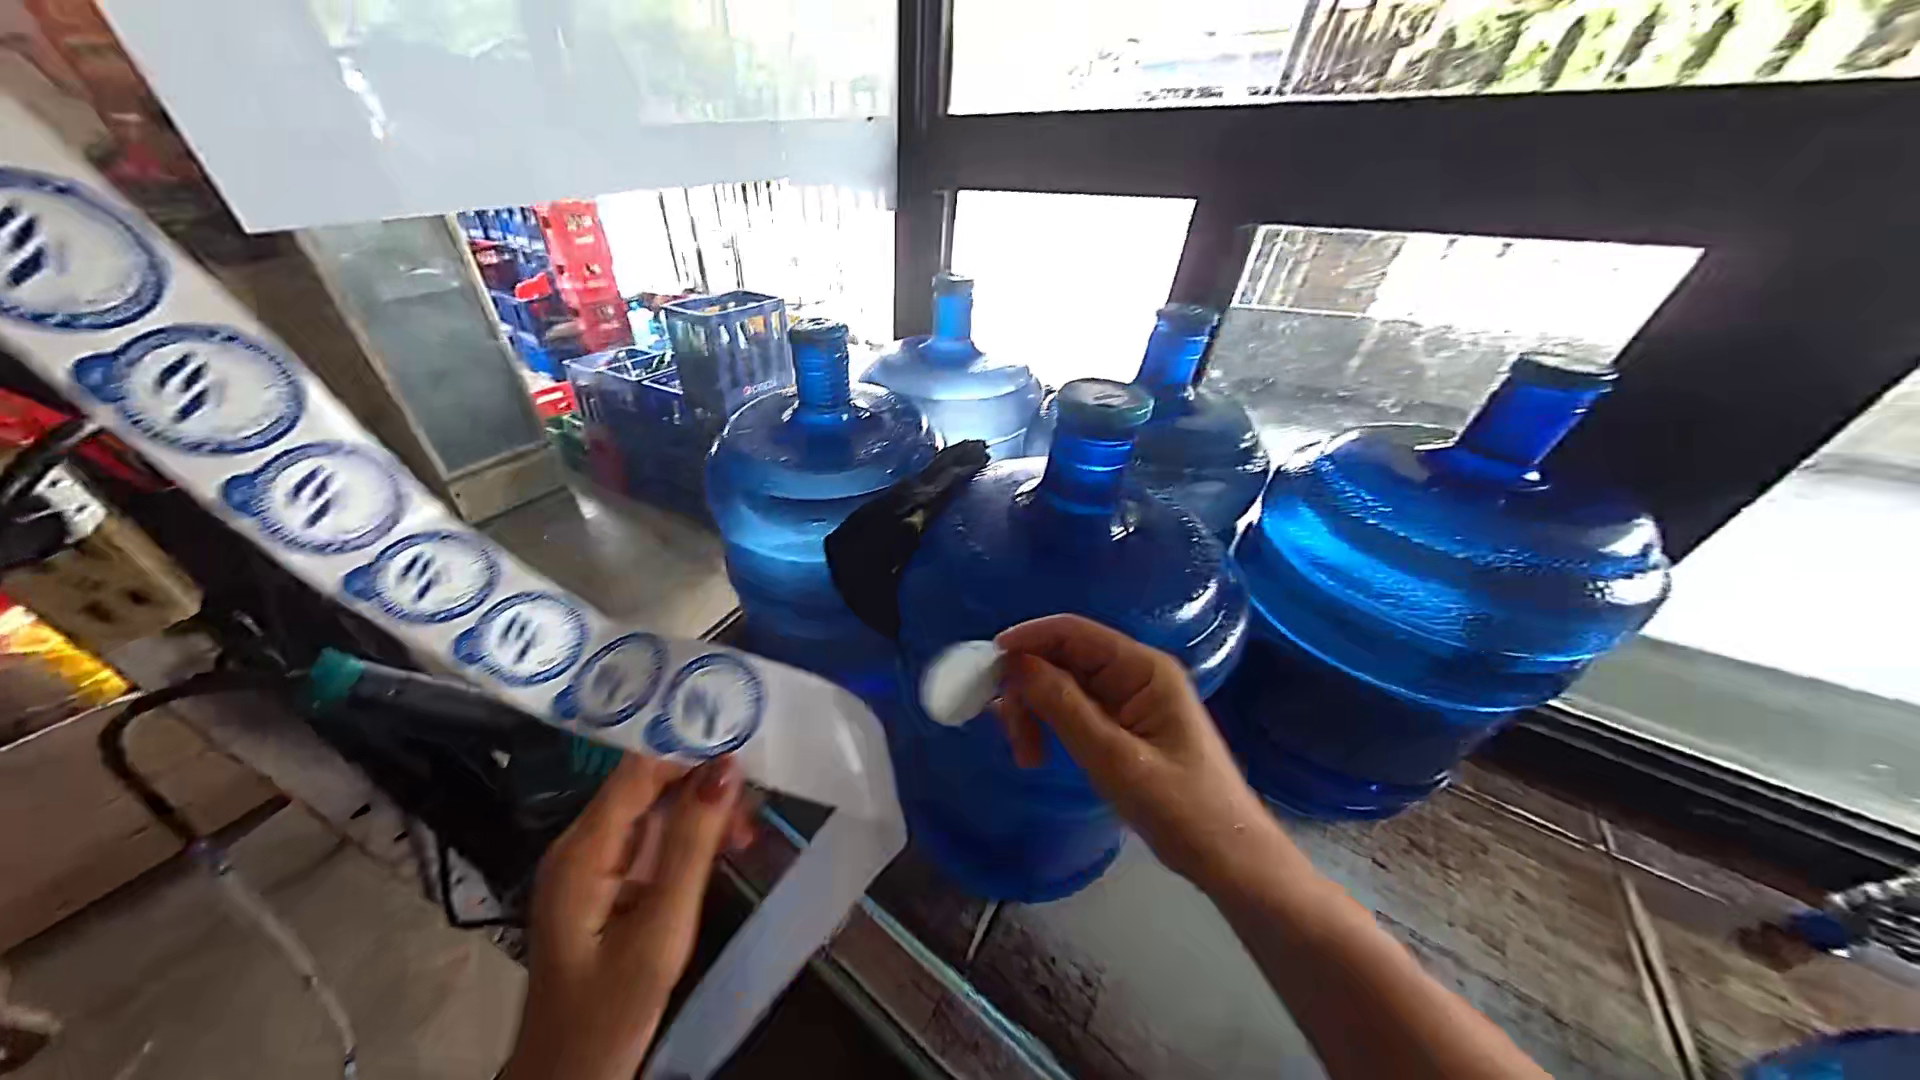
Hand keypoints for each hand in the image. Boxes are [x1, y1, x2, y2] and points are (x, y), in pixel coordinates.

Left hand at [504, 753, 750, 1079]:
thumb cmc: (610, 1015)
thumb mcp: (661, 929)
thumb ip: (692, 845)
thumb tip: (727, 768)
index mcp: (583, 850)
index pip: (640, 767)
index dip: (690, 748)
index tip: (744, 744)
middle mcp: (584, 842)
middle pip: (649, 781)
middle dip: (705, 782)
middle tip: (754, 802)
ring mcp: (596, 860)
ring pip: (658, 805)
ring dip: (705, 808)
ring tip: (747, 830)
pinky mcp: (611, 878)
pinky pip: (657, 833)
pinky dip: (694, 832)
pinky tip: (726, 845)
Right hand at [993, 614, 1281, 887]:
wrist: (1229, 859)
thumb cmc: (1181, 809)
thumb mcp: (1114, 758)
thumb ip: (1063, 705)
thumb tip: (1015, 663)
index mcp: (1142, 669)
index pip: (1073, 633)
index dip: (1027, 639)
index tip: (988, 663)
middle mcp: (1134, 674)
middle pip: (1063, 659)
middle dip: (1028, 688)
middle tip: (1009, 734)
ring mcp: (1128, 699)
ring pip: (1062, 686)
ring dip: (1035, 712)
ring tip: (1026, 757)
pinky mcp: (1122, 724)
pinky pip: (1073, 709)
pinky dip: (1049, 725)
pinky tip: (1036, 751)